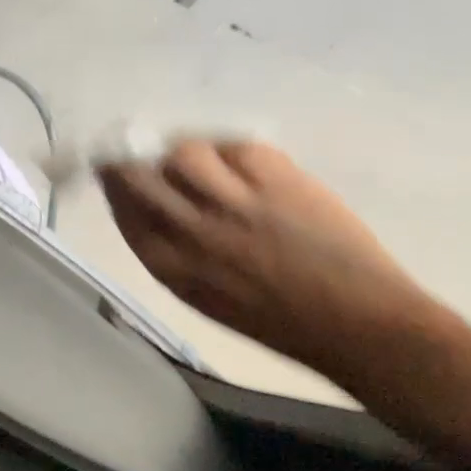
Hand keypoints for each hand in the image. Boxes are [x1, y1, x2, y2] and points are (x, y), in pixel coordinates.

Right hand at [98, 139, 436, 371]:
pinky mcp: (277, 182)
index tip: (119, 172)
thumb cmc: (272, 319)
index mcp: (165, 263)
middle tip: (145, 149)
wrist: (354, 322)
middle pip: (138, 173)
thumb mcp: (197, 293)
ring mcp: (233, 202)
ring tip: (206, 160)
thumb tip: (149, 210)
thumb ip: (167, 251)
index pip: (121, 206)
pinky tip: (245, 165)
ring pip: (185, 152)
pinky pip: (237, 147)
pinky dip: (233, 150)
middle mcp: (188, 229)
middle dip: (134, 157)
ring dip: (187, 151)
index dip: (116, 182)